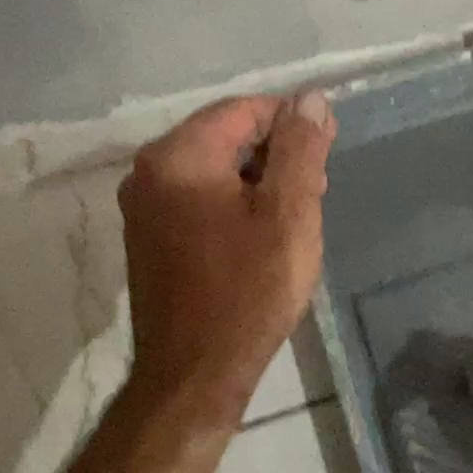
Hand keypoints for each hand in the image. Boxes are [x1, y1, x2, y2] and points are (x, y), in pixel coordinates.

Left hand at [117, 92, 336, 428]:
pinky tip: (263, 235)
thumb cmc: (249, 289)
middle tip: (318, 189)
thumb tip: (310, 98)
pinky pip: (199, 199)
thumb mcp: (290, 213)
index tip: (328, 150)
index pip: (243, 110)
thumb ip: (301, 149)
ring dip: (259, 181)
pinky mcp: (150, 238)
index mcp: (178, 156)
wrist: (196, 373)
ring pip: (214, 170)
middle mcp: (148, 172)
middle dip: (276, 154)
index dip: (292, 122)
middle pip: (225, 136)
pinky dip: (235, 204)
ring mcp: (144, 208)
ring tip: (298, 215)